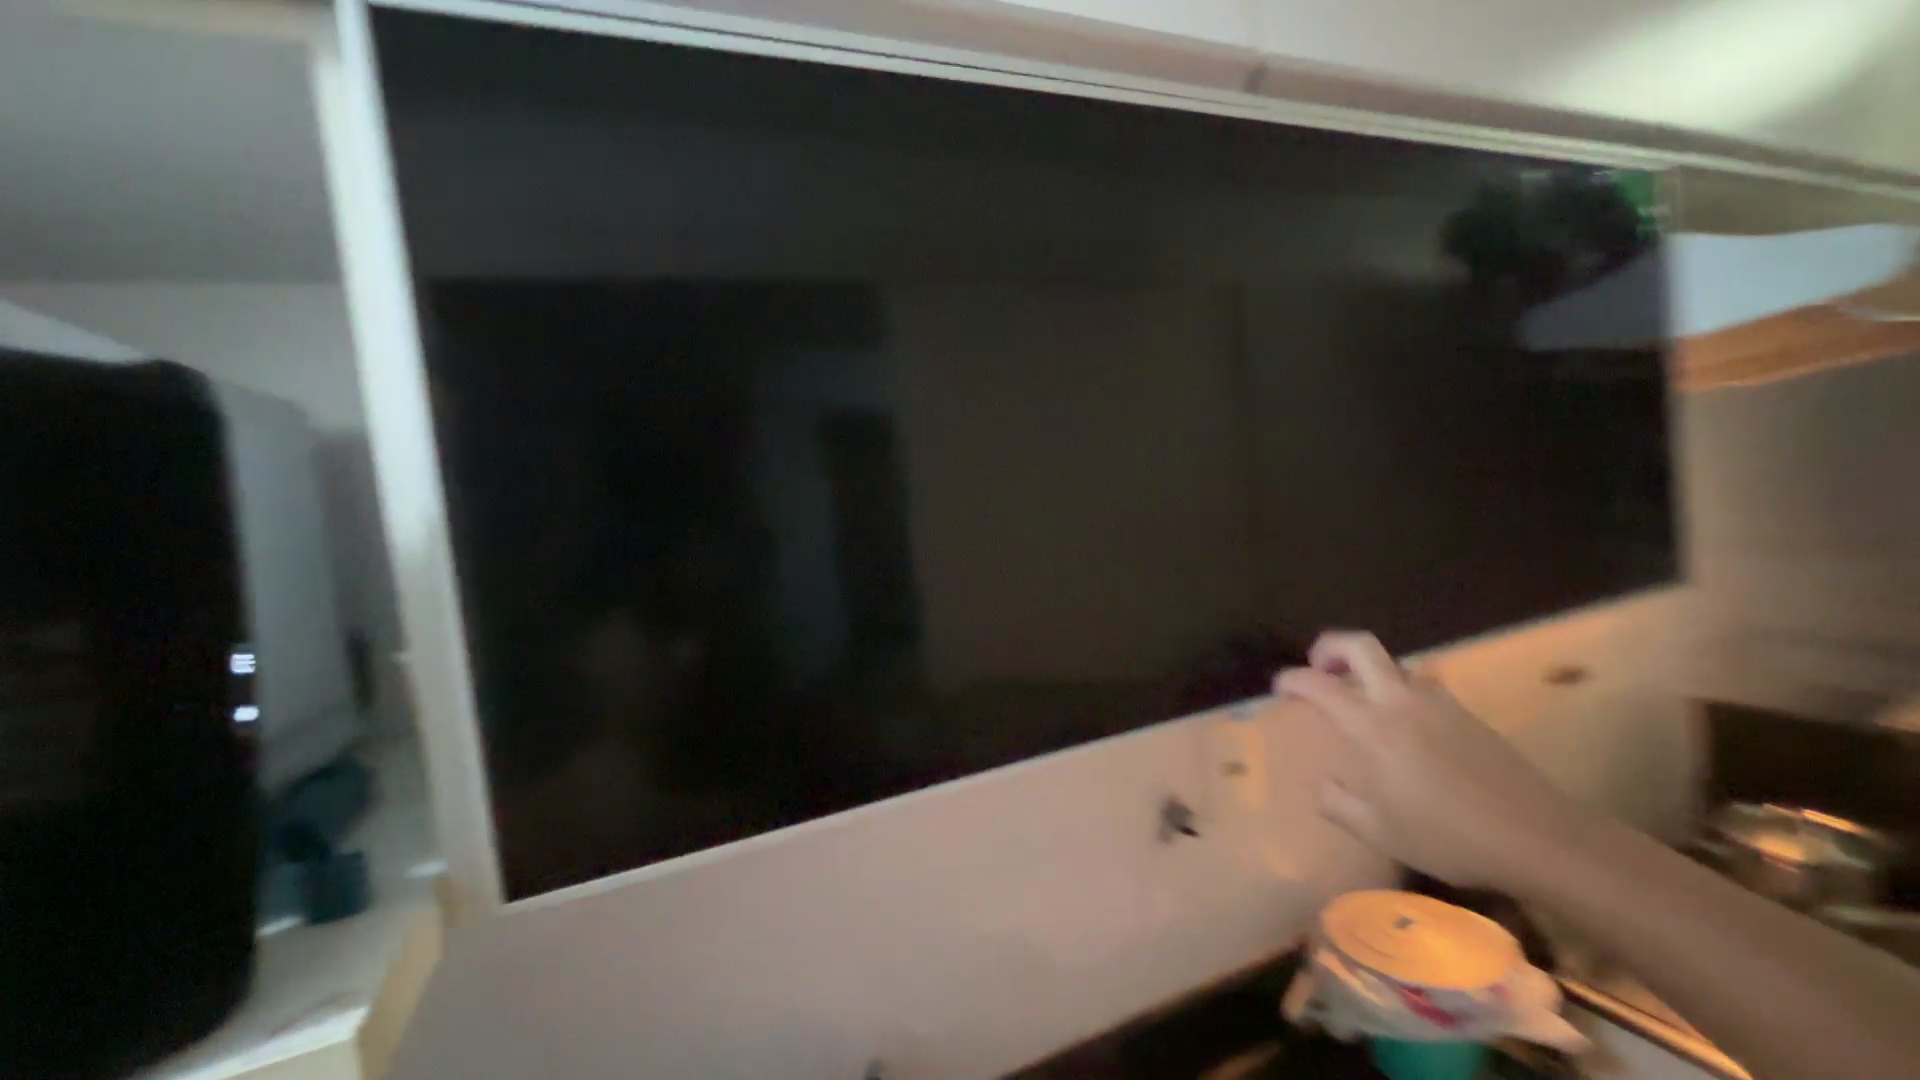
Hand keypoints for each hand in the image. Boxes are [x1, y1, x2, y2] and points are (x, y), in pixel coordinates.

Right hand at [1274, 631, 1587, 890]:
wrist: (1536, 837)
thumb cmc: (1447, 837)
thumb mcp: (1379, 832)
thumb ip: (1338, 803)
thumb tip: (1322, 783)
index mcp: (1371, 727)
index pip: (1319, 685)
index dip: (1293, 680)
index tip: (1280, 689)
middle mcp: (1401, 702)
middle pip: (1360, 646)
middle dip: (1330, 648)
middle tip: (1317, 668)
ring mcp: (1439, 703)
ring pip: (1395, 664)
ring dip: (1369, 671)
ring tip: (1360, 701)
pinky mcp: (1467, 714)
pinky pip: (1421, 686)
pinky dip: (1399, 691)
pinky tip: (1404, 728)